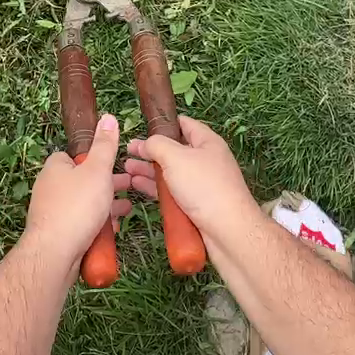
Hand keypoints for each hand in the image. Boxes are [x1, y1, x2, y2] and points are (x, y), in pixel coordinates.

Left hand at [21, 113, 132, 266]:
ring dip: (105, 207)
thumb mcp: (97, 170)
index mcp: (56, 166)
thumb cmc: (77, 206)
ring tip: (126, 210)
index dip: (96, 160)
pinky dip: (96, 225)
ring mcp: (51, 212)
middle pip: (83, 181)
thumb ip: (105, 145)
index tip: (115, 165)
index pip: (76, 156)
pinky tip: (111, 231)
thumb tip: (108, 117)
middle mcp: (50, 186)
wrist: (55, 254)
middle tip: (129, 188)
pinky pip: (80, 224)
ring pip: (83, 204)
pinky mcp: (56, 234)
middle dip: (106, 185)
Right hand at [124, 115, 257, 234]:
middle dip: (150, 150)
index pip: (183, 124)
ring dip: (149, 169)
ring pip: (170, 172)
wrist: (227, 231)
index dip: (163, 123)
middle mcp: (205, 160)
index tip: (142, 127)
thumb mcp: (175, 157)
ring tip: (127, 169)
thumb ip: (157, 144)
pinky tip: (137, 185)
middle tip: (128, 151)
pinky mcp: (196, 204)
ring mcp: (201, 184)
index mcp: (207, 142)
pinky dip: (155, 187)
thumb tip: (146, 143)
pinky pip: (172, 191)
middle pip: (174, 149)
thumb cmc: (202, 186)